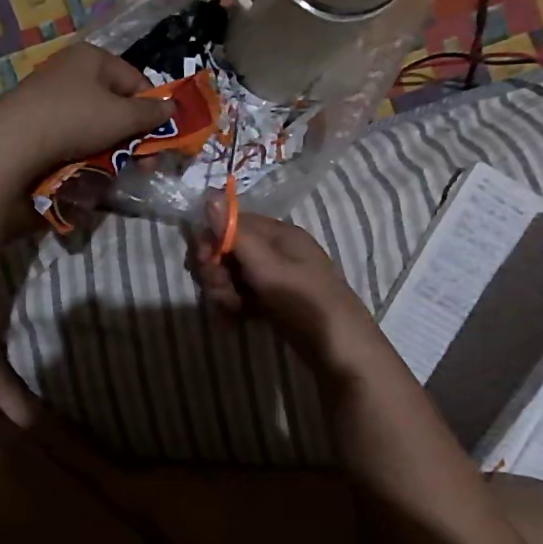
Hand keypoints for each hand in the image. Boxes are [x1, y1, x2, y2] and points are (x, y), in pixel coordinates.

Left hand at [0, 44, 172, 172]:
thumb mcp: (121, 117)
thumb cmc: (74, 120)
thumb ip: (150, 113)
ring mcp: (48, 95)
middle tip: (141, 163)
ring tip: (112, 169)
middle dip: (130, 134)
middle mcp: (68, 70)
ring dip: (107, 146)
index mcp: (91, 57)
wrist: (13, 145)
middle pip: (113, 103)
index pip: (135, 80)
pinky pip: (68, 135)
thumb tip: (172, 107)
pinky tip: (83, 167)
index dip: (150, 108)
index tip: (158, 138)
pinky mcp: (33, 121)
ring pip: (92, 122)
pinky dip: (81, 150)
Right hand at [189, 210, 383, 364]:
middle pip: (226, 251)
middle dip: (215, 272)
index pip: (231, 223)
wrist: (339, 349)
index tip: (203, 262)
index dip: (211, 240)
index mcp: (277, 234)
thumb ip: (235, 234)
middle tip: (221, 291)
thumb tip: (208, 194)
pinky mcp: (270, 301)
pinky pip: (240, 295)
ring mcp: (272, 277)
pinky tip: (232, 322)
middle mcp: (274, 251)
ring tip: (232, 311)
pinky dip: (232, 306)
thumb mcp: (266, 267)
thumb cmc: (304, 301)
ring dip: (222, 292)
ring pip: (230, 276)